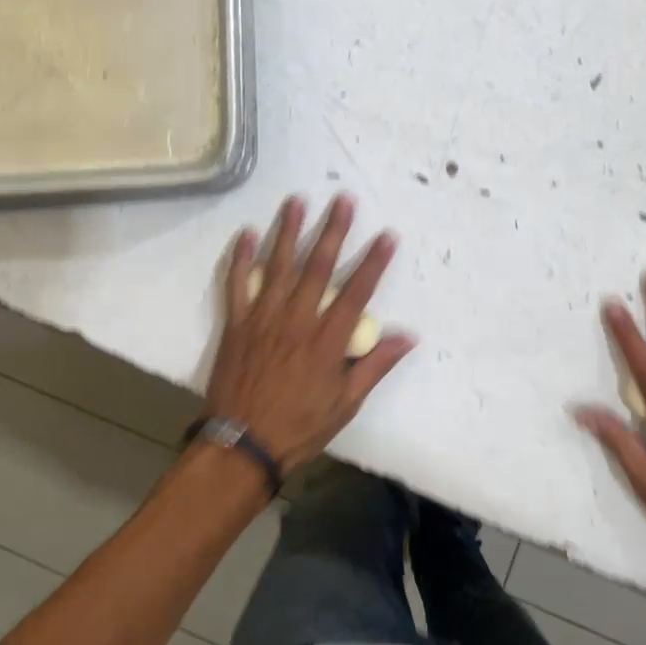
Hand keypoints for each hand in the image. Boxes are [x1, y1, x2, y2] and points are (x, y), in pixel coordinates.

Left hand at [206, 195, 414, 473]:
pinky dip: (241, 257)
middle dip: (333, 230)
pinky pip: (237, 283)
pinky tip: (246, 232)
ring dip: (288, 230)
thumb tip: (409, 336)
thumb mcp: (346, 404)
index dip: (373, 262)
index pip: (356, 292)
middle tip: (343, 200)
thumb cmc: (299, 426)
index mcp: (327, 340)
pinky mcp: (237, 323)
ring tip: (297, 201)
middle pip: (318, 267)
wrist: (242, 445)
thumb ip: (375, 365)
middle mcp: (296, 320)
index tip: (387, 235)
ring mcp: (263, 318)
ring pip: (277, 265)